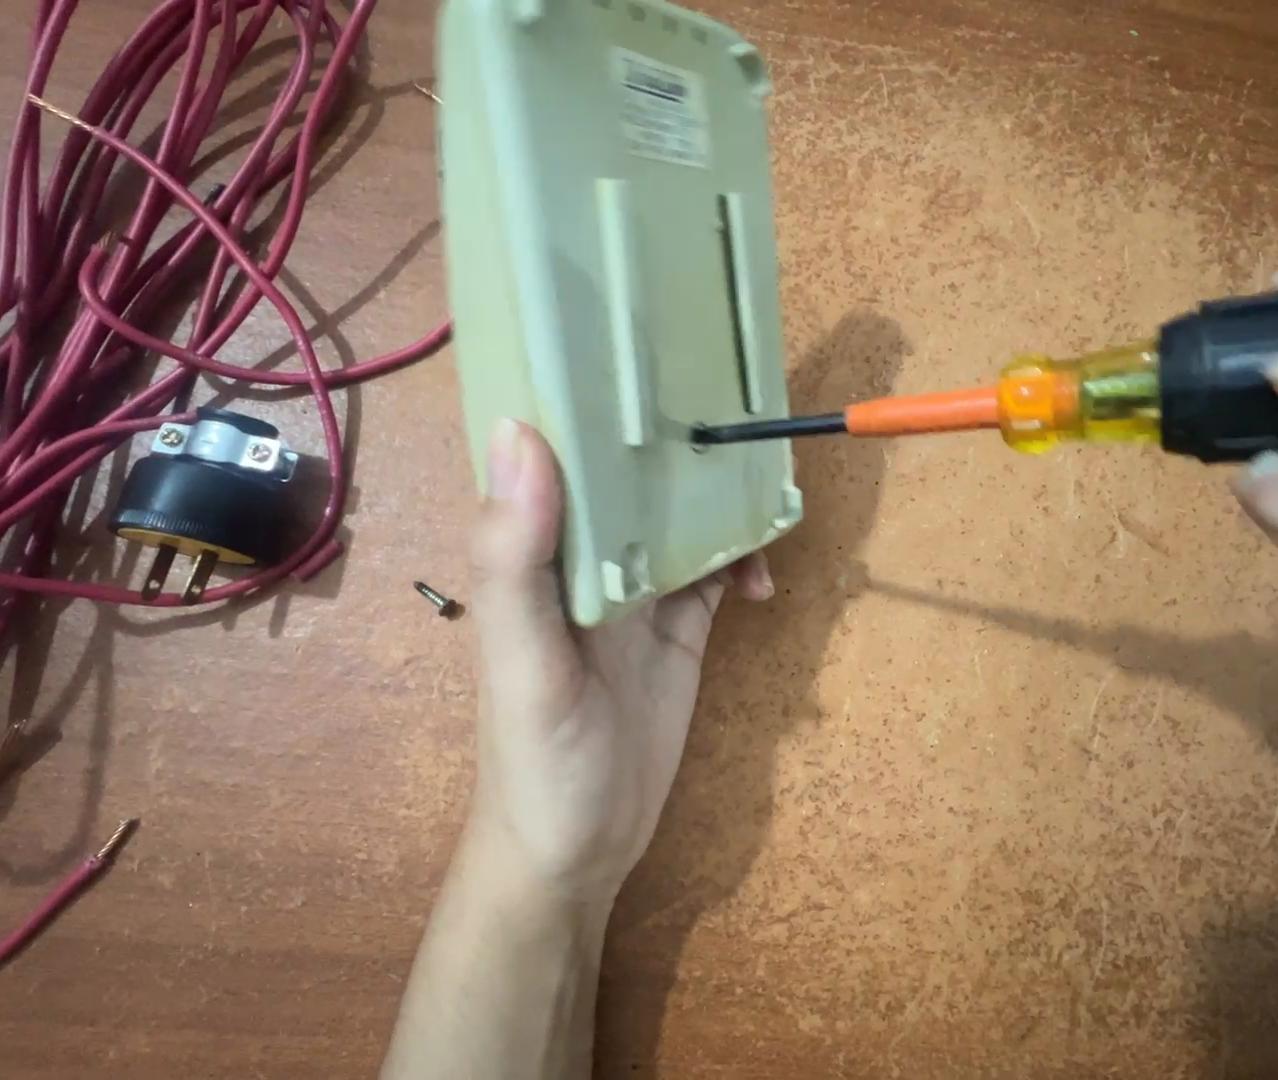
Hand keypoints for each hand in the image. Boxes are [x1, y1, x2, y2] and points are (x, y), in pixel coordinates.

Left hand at [460, 419, 770, 900]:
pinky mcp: (678, 626)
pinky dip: (741, 562)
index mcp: (534, 549)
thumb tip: (521, 431)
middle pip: (628, 475)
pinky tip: (761, 581)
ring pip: (679, 517)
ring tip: (760, 491)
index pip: (550, 451)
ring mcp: (636, 590)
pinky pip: (713, 572)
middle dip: (672, 442)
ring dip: (717, 501)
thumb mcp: (523, 662)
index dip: (580, 397)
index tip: (634, 350)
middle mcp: (583, 555)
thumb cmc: (538, 760)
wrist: (580, 851)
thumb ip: (515, 558)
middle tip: (727, 414)